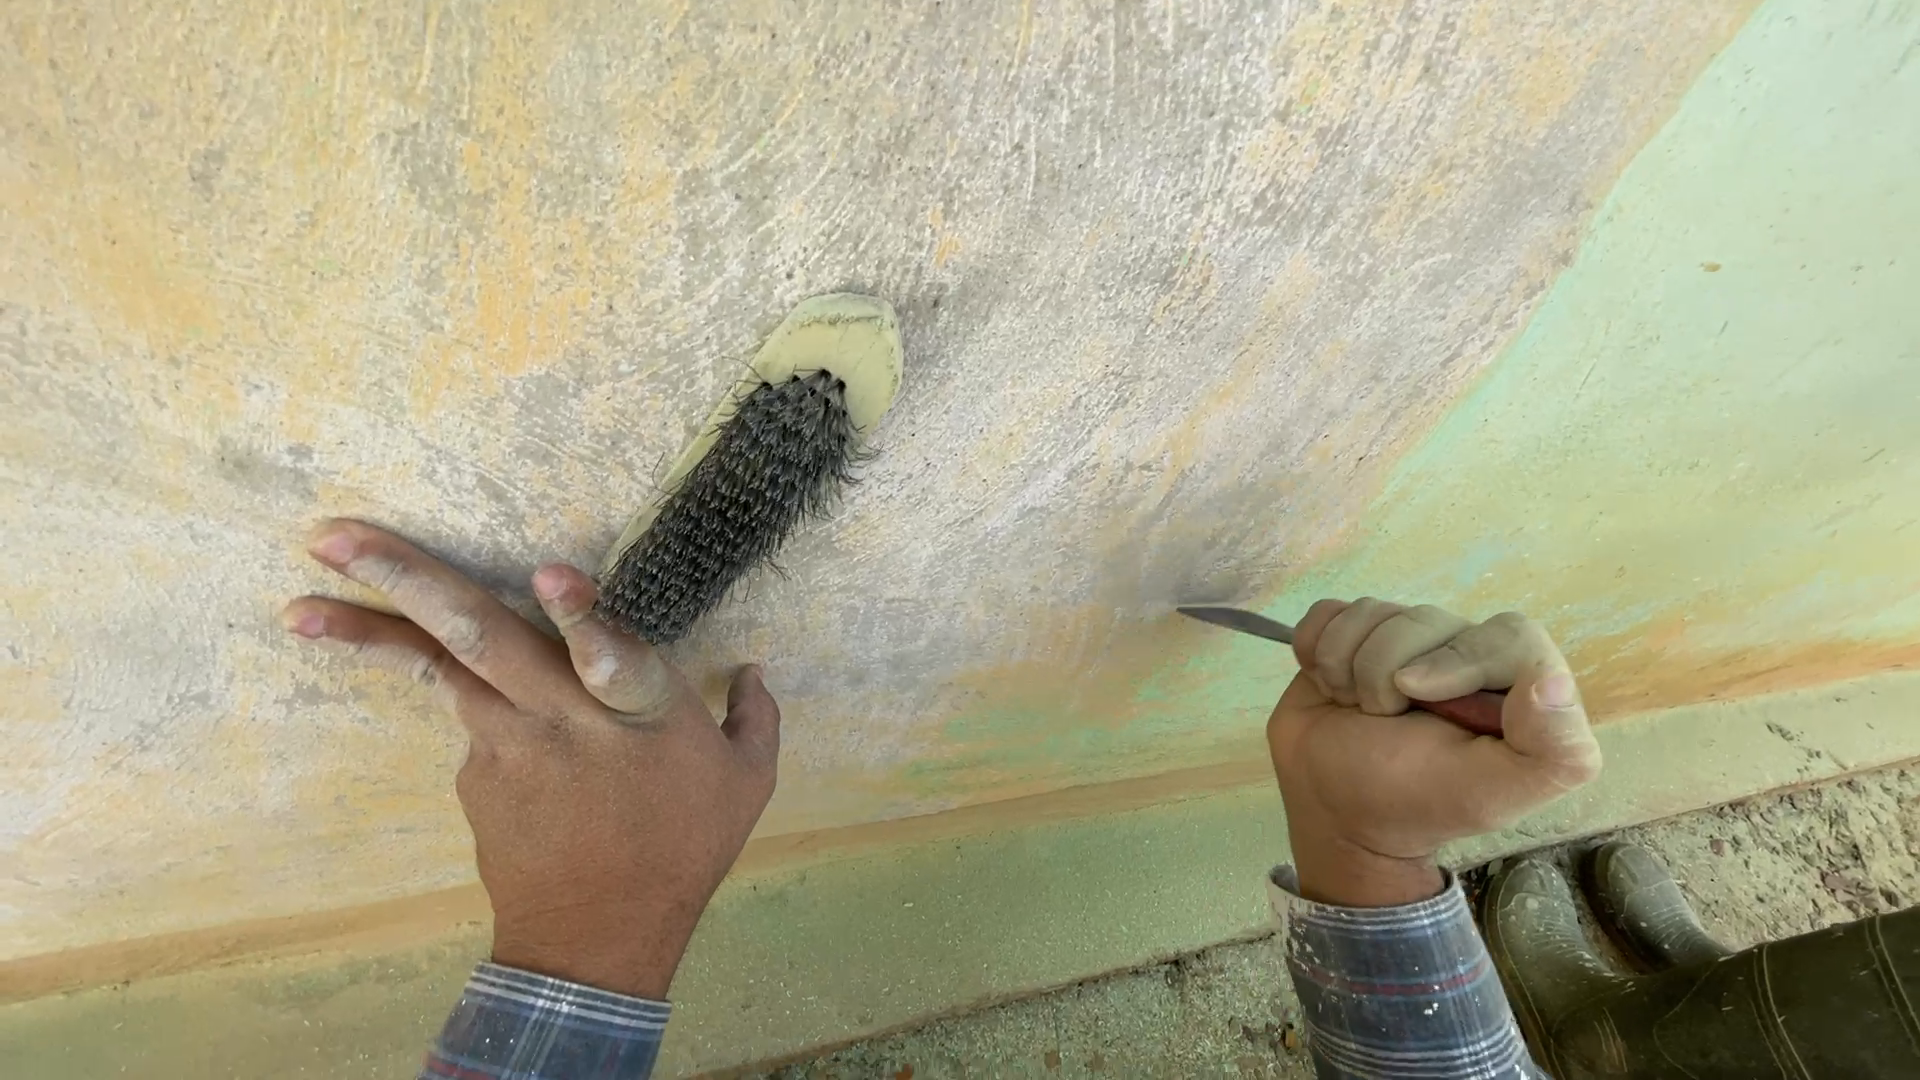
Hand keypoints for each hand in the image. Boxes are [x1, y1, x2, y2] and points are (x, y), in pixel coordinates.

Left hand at [282, 519, 779, 999]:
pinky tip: (500, 730)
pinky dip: (479, 700)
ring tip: (302, 607)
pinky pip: (474, 715)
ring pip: (443, 670)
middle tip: (332, 537)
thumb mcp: (747, 783)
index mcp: (642, 715)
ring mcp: (504, 747)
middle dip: (413, 583)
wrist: (596, 941)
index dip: (583, 616)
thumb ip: (755, 717)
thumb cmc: (683, 849)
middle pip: (485, 643)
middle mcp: (562, 719)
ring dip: (370, 634)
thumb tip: (755, 670)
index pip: (613, 655)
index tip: (551, 572)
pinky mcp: (473, 774)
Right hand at [1267, 599, 1601, 906]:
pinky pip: (1326, 612)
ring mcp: (1395, 639)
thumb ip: (1552, 751)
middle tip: (1378, 717)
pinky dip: (1313, 648)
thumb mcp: (1490, 793)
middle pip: (1419, 617)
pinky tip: (1326, 684)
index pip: (1505, 633)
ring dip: (1343, 666)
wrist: (1329, 807)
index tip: (1413, 694)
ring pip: (1367, 611)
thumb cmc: (1409, 801)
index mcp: (1508, 685)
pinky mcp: (1344, 635)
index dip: (1457, 656)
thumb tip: (1549, 679)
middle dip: (1380, 672)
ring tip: (1351, 706)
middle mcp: (1455, 651)